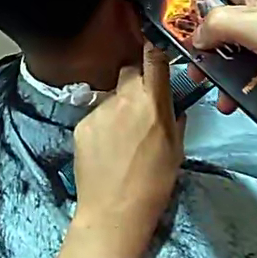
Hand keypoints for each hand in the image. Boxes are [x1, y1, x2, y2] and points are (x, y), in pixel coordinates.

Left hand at [71, 44, 184, 257]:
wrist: (114, 211)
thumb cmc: (155, 183)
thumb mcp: (176, 149)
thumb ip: (175, 120)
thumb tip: (173, 107)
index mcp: (152, 101)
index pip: (153, 58)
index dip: (155, 48)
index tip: (156, 46)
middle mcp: (124, 98)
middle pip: (129, 72)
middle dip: (136, 82)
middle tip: (142, 107)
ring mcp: (99, 110)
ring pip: (112, 96)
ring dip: (119, 107)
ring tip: (122, 139)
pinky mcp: (80, 124)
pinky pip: (96, 115)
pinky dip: (103, 126)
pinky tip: (107, 149)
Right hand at [190, 0, 256, 109]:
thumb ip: (222, 25)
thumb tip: (197, 33)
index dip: (194, 12)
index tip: (179, 37)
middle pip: (227, 29)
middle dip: (211, 54)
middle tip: (201, 74)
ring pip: (244, 56)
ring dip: (230, 77)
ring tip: (224, 99)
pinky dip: (251, 86)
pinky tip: (245, 103)